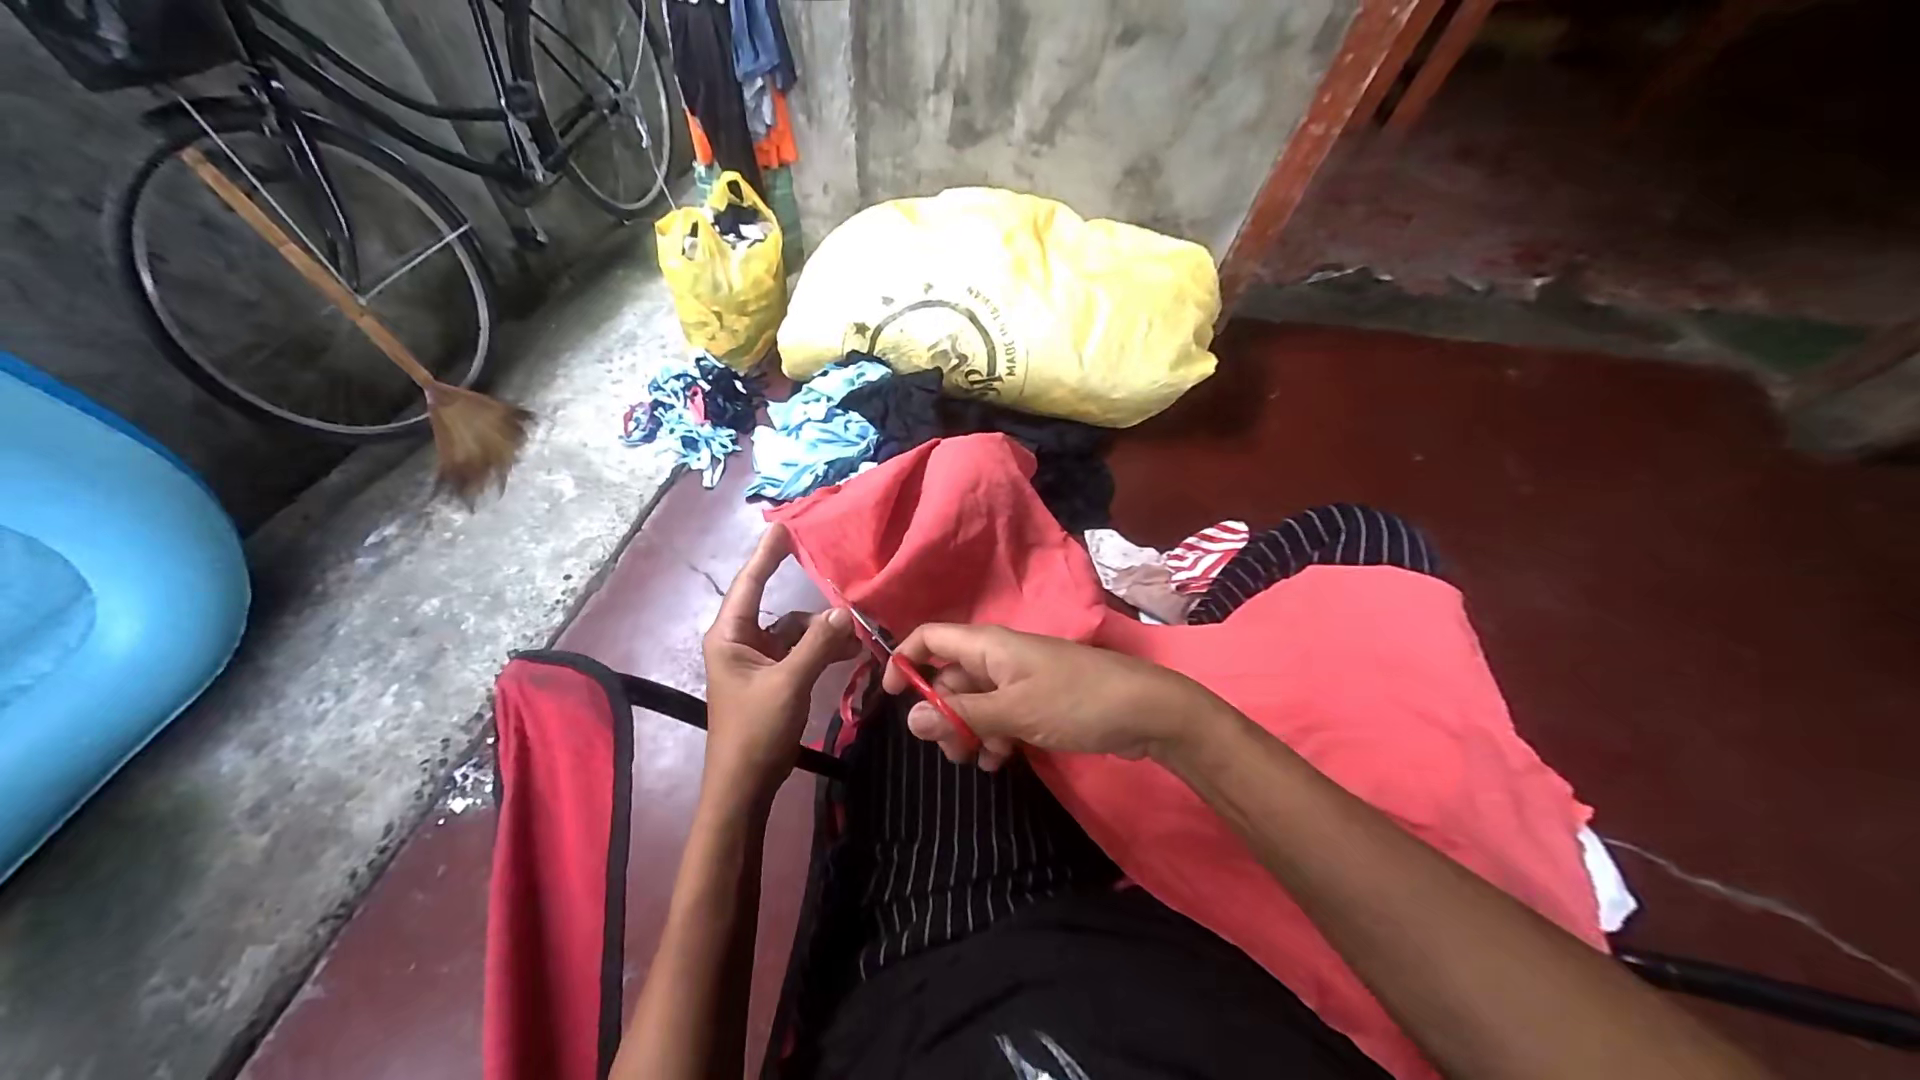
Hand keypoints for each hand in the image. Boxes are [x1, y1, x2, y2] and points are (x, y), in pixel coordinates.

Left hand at [701, 525, 858, 807]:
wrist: (745, 786)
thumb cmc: (755, 731)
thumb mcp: (788, 684)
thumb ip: (817, 645)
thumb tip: (843, 611)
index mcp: (731, 636)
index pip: (750, 583)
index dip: (767, 554)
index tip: (785, 526)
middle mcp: (742, 642)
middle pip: (782, 611)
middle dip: (816, 612)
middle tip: (850, 601)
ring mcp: (759, 661)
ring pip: (797, 633)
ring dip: (825, 635)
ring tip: (859, 639)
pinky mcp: (774, 678)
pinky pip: (802, 653)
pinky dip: (823, 652)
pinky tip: (851, 653)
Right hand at [881, 624, 1234, 769]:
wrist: (1145, 710)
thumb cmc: (1075, 701)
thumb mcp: (1013, 711)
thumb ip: (961, 715)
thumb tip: (909, 720)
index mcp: (987, 646)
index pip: (930, 638)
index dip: (904, 661)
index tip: (890, 698)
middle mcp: (998, 658)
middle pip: (949, 678)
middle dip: (942, 713)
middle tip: (950, 748)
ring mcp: (1019, 680)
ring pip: (973, 702)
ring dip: (967, 730)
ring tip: (978, 759)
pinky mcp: (1037, 702)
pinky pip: (1000, 716)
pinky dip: (993, 736)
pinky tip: (1001, 760)